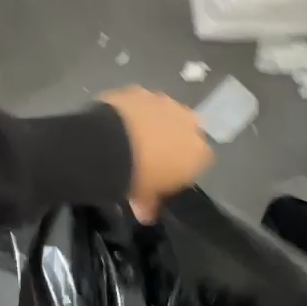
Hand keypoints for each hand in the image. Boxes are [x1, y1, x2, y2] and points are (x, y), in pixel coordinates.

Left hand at [98, 86, 213, 221]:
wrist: (107, 146)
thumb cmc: (136, 177)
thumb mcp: (145, 197)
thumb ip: (150, 204)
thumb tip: (146, 215)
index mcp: (199, 153)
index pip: (199, 161)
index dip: (182, 167)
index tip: (165, 176)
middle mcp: (189, 123)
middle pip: (185, 131)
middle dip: (171, 140)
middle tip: (148, 155)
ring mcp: (165, 102)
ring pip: (164, 113)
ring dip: (152, 123)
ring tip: (129, 138)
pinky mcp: (140, 90)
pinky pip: (140, 102)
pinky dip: (132, 111)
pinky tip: (116, 123)